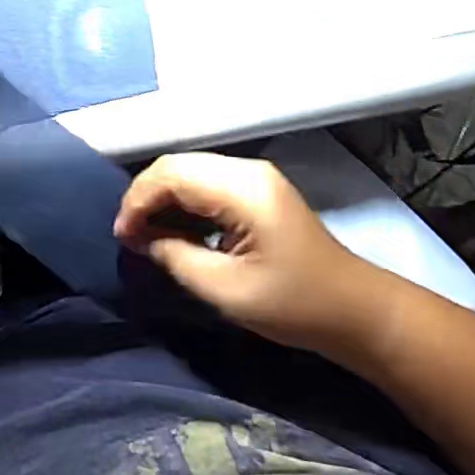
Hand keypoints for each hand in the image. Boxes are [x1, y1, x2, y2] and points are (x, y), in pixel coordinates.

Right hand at [113, 153, 403, 360]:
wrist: (352, 308)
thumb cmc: (292, 304)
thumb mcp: (225, 289)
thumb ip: (176, 257)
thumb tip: (143, 238)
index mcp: (243, 189)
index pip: (173, 174)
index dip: (138, 200)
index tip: (122, 237)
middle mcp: (248, 171)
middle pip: (179, 166)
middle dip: (146, 196)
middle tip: (129, 236)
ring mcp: (256, 178)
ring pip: (191, 172)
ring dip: (164, 199)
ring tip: (145, 235)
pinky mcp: (258, 191)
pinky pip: (209, 184)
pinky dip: (185, 203)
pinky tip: (174, 229)